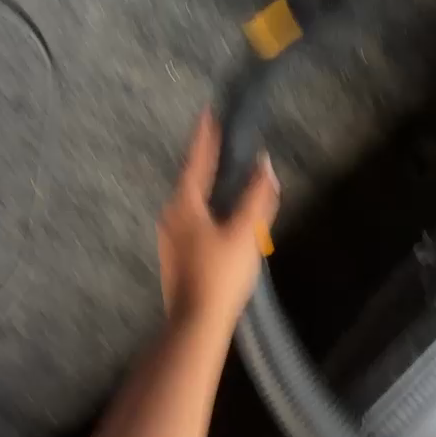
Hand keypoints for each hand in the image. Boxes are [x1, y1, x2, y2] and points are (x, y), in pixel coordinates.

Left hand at [157, 110, 280, 329]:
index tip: (208, 112)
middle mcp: (171, 216)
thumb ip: (257, 196)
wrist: (196, 324)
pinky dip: (211, 208)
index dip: (205, 136)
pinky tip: (224, 213)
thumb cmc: (221, 273)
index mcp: (184, 205)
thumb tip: (264, 166)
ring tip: (228, 173)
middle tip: (222, 141)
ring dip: (211, 187)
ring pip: (194, 202)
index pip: (197, 161)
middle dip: (209, 161)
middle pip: (193, 181)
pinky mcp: (177, 255)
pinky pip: (195, 219)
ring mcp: (171, 237)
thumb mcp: (245, 232)